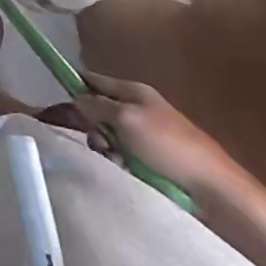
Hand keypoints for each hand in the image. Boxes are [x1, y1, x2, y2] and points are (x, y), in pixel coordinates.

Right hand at [74, 70, 238, 194]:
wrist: (208, 185)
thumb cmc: (167, 144)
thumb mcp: (128, 118)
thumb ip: (98, 105)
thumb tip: (77, 97)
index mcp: (133, 91)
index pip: (95, 80)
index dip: (76, 84)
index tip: (57, 96)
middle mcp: (136, 109)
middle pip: (97, 112)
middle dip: (94, 128)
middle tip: (103, 142)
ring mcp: (142, 136)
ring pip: (106, 137)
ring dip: (106, 150)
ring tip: (119, 162)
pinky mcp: (146, 160)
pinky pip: (119, 157)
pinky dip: (119, 164)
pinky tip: (128, 173)